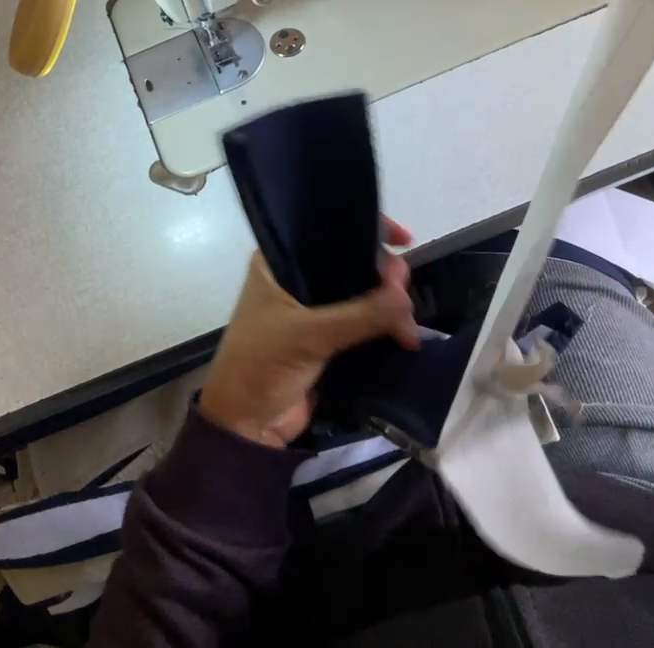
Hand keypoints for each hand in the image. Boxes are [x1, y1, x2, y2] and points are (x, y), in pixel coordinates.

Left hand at [198, 219, 420, 448]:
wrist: (245, 425)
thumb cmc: (260, 365)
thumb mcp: (307, 335)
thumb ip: (359, 314)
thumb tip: (406, 295)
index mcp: (278, 262)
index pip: (325, 230)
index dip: (365, 228)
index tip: (403, 238)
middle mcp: (295, 277)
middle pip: (351, 261)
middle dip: (385, 276)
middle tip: (405, 299)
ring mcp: (312, 308)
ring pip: (361, 293)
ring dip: (388, 306)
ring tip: (407, 329)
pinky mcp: (327, 337)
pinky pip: (363, 322)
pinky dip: (384, 326)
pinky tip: (405, 336)